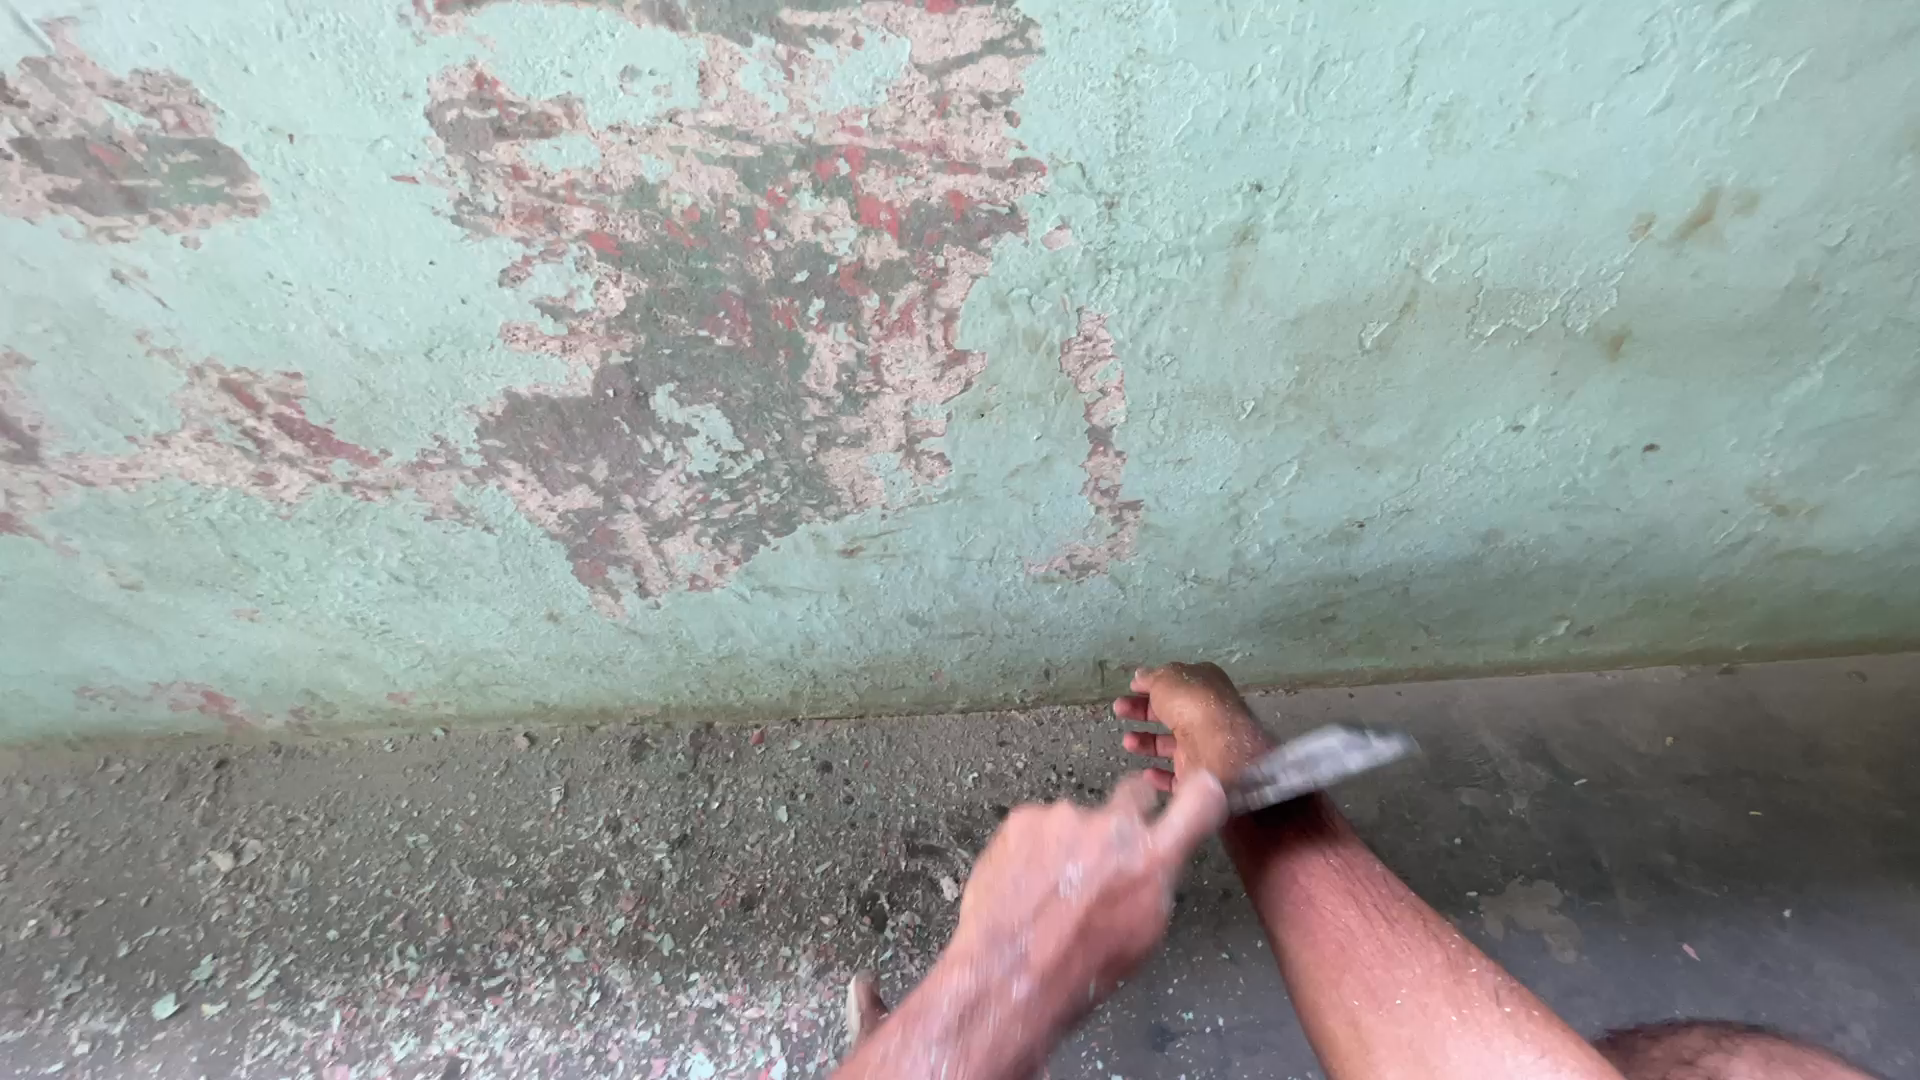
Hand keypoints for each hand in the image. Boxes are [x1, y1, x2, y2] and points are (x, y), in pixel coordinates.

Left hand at [949, 771, 1228, 1027]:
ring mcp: (1065, 815)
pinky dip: (1034, 846)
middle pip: (1132, 795)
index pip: (1198, 802)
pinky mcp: (1026, 815)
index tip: (1197, 789)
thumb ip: (1151, 880)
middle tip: (1102, 851)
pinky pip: (1039, 823)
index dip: (1201, 791)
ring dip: (1070, 841)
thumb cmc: (1079, 969)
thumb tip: (1148, 860)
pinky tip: (1023, 880)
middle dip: (1125, 815)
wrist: (1008, 972)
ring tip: (1047, 886)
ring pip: (1076, 818)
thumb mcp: (1141, 932)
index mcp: (1151, 860)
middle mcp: (1112, 826)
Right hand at [1117, 662, 1274, 789]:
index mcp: (1204, 686)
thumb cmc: (1192, 705)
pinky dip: (1159, 775)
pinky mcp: (1199, 775)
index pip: (1175, 683)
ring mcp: (1203, 746)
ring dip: (1145, 742)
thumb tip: (1140, 676)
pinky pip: (1175, 776)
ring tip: (1127, 741)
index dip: (1151, 685)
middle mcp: (1205, 715)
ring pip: (1168, 744)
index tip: (1131, 688)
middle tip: (1119, 710)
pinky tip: (1146, 771)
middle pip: (1168, 713)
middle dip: (1140, 711)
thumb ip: (1151, 678)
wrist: (1219, 751)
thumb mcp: (1167, 678)